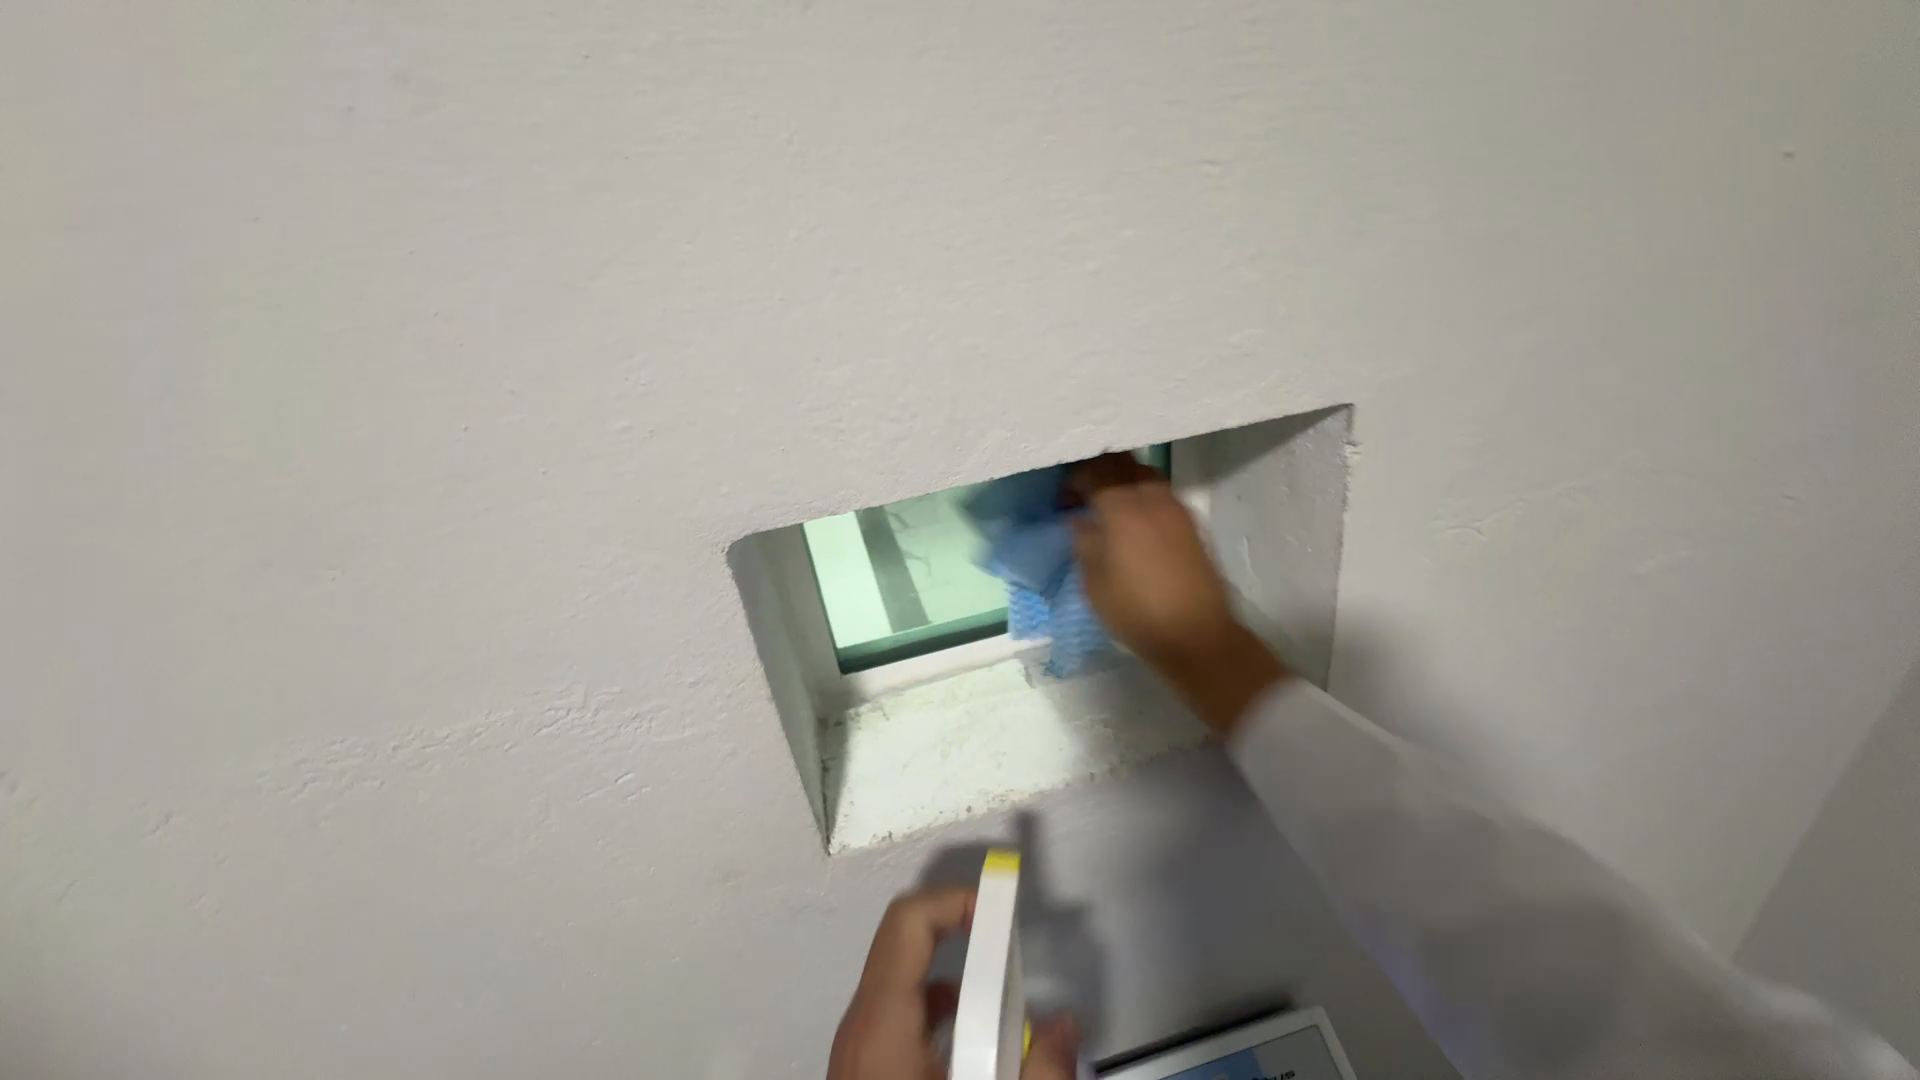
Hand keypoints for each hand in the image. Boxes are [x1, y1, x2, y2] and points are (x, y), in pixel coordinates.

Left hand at [828, 885, 1081, 1079]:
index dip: (956, 901)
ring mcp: (857, 1053)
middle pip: (908, 948)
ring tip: (1005, 1020)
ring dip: (959, 988)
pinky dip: (942, 1020)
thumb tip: (1067, 1026)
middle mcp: (861, 1028)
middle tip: (1014, 963)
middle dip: (968, 947)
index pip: (908, 923)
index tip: (1002, 911)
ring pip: (908, 988)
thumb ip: (1044, 1073)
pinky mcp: (864, 1074)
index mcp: (881, 1025)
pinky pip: (903, 1022)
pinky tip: (978, 1058)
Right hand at [1069, 454, 1287, 735]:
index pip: (1092, 472)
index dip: (1072, 480)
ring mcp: (1175, 506)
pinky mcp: (1190, 522)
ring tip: (1107, 506)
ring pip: (1143, 473)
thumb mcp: (1093, 581)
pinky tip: (1132, 520)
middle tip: (1081, 493)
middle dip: (1097, 470)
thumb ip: (1084, 541)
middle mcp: (1151, 496)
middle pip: (1121, 463)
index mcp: (1122, 507)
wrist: (1195, 634)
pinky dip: (1141, 493)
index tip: (1062, 499)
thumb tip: (1080, 519)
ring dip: (1121, 480)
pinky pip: (1160, 491)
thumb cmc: (1135, 611)